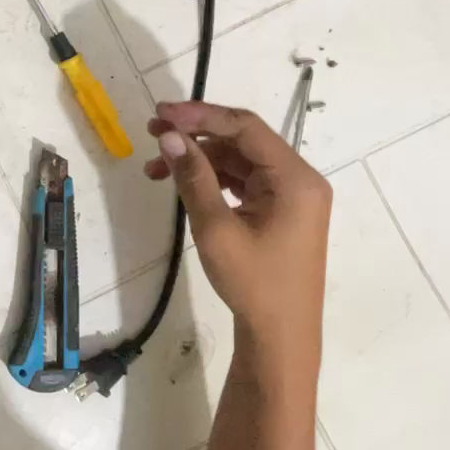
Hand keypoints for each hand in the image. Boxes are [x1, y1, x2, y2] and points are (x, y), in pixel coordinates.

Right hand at [143, 101, 330, 385]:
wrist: (280, 335)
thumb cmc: (253, 282)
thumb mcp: (216, 227)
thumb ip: (193, 176)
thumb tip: (168, 135)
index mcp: (295, 178)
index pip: (245, 127)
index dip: (200, 115)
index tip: (160, 115)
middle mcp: (298, 178)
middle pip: (241, 139)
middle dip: (195, 133)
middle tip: (152, 132)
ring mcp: (289, 194)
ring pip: (237, 158)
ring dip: (197, 157)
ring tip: (155, 167)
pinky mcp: (278, 208)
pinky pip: (241, 178)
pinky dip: (209, 176)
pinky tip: (179, 182)